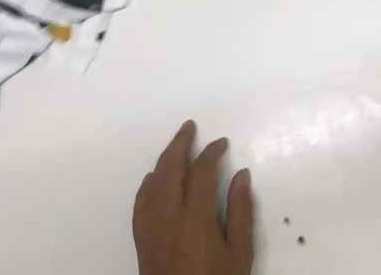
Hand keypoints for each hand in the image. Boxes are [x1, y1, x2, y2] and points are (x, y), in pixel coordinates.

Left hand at [133, 121, 254, 274]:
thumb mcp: (239, 255)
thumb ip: (240, 212)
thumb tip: (241, 174)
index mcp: (196, 219)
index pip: (201, 172)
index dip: (212, 152)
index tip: (222, 143)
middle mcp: (169, 218)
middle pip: (171, 169)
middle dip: (181, 143)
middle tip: (190, 126)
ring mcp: (151, 229)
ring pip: (153, 183)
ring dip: (164, 158)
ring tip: (175, 144)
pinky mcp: (141, 242)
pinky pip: (140, 204)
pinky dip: (147, 185)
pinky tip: (152, 178)